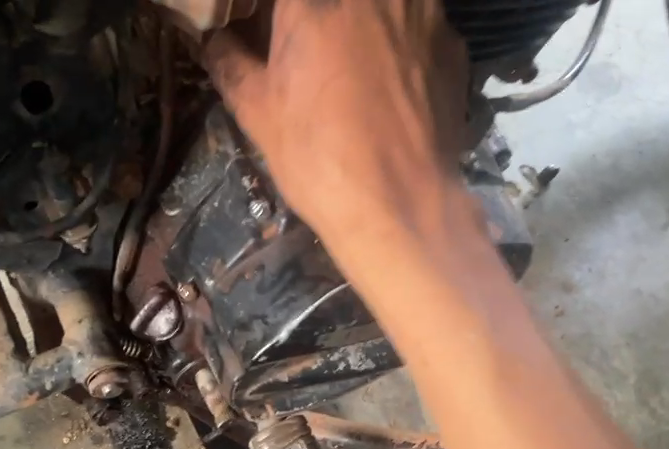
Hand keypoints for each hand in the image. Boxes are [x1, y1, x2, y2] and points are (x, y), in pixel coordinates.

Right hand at [205, 0, 471, 252]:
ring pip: (388, 8)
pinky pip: (421, 30)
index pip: (287, 0)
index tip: (274, 37)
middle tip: (315, 56)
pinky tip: (395, 90)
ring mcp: (423, 10)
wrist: (400, 208)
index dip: (280, 19)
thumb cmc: (318, 159)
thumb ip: (231, 65)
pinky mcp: (454, 45)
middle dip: (325, 22)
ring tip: (358, 72)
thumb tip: (214, 42)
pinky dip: (405, 49)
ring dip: (370, 27)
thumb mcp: (259, 116)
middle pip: (338, 4)